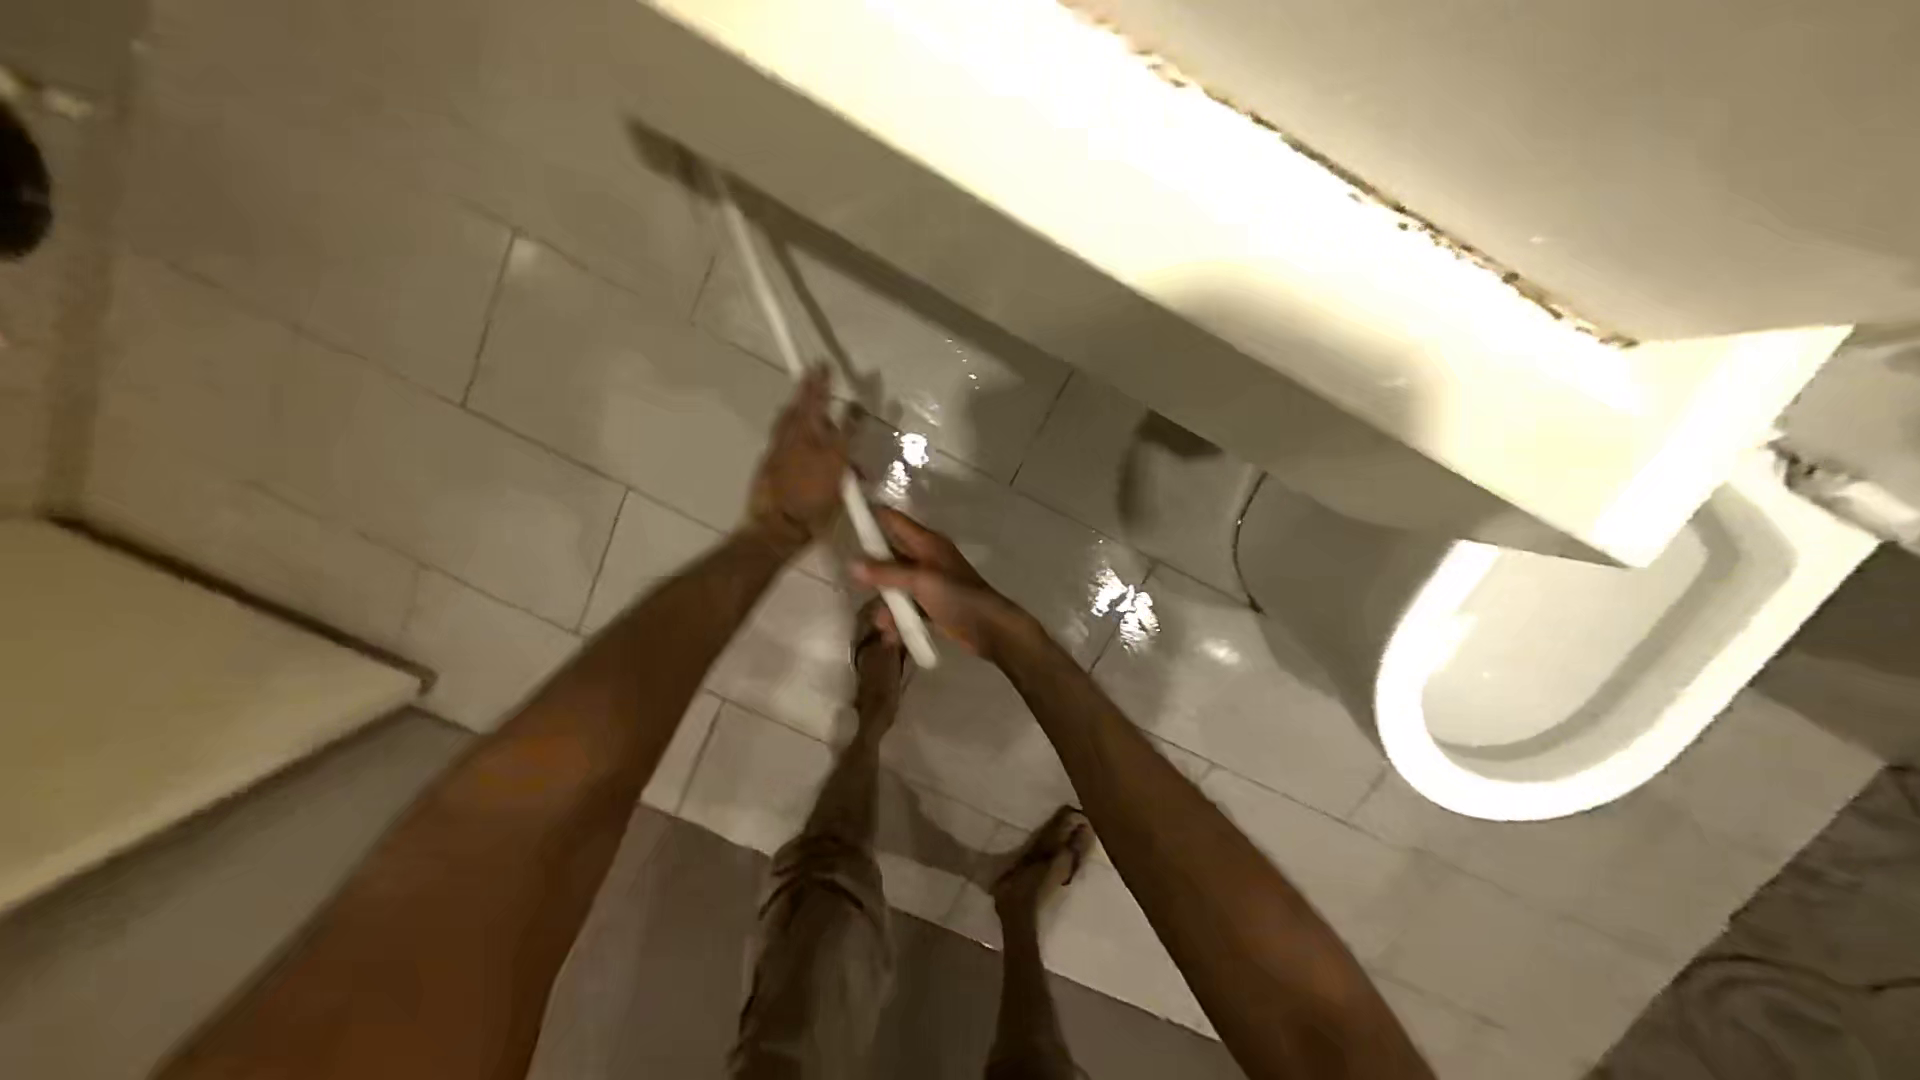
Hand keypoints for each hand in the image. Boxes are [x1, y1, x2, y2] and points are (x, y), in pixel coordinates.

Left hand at [745, 367, 848, 551]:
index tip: (857, 400)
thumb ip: (847, 476)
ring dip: (800, 396)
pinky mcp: (769, 454)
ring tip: (805, 381)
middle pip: (812, 407)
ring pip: (792, 414)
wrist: (776, 526)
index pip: (845, 425)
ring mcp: (783, 446)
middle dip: (817, 385)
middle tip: (821, 366)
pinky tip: (789, 413)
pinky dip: (788, 416)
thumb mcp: (840, 496)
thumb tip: (853, 467)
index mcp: (830, 454)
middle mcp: (807, 443)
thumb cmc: (814, 515)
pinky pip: (781, 427)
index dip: (853, 411)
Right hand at [853, 508, 1037, 660]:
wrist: (991, 628)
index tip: (846, 518)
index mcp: (926, 543)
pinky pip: (908, 608)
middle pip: (890, 558)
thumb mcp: (919, 580)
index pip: (893, 520)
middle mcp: (926, 558)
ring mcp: (930, 583)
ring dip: (887, 606)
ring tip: (884, 625)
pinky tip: (893, 637)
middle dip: (874, 575)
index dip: (871, 516)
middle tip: (859, 588)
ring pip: (896, 588)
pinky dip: (900, 620)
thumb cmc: (957, 596)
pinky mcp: (933, 606)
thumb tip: (851, 563)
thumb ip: (885, 572)